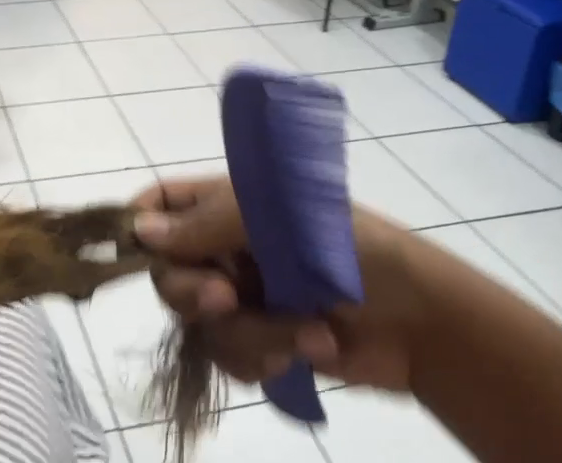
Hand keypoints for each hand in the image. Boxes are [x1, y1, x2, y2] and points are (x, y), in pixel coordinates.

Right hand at [132, 177, 431, 392]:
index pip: (161, 203)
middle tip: (226, 299)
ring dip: (252, 333)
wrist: (423, 320)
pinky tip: (311, 348)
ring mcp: (244, 296)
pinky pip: (230, 357)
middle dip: (194, 291)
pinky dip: (267, 357)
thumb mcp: (277, 219)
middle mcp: (226, 247)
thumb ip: (205, 225)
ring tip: (304, 333)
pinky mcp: (263, 342)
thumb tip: (140, 232)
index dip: (140, 222)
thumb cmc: (352, 247)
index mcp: (226, 203)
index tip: (137, 249)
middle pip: (169, 272)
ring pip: (202, 324)